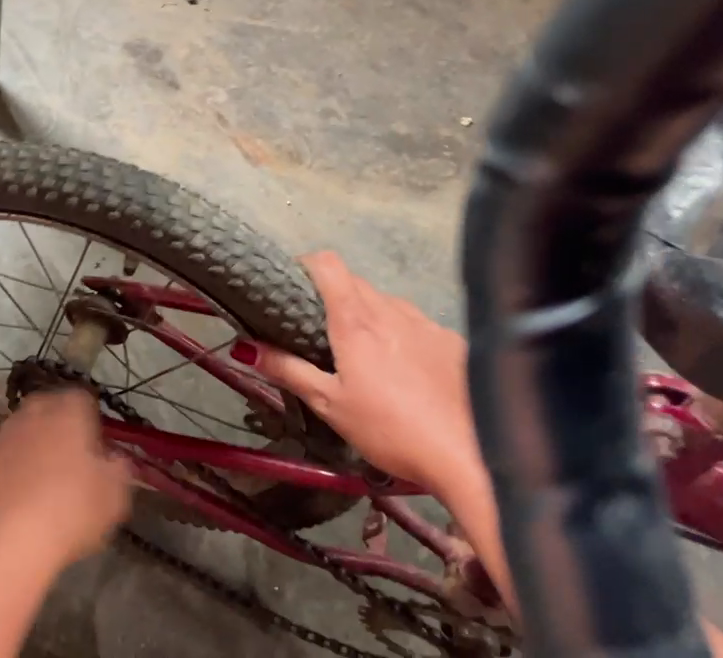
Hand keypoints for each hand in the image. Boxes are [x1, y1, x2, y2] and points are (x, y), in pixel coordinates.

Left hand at [0, 391, 133, 569]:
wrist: (8, 539)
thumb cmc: (70, 512)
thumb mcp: (114, 497)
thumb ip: (119, 470)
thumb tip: (116, 460)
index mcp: (68, 413)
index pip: (82, 398)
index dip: (91, 419)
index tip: (96, 446)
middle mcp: (32, 413)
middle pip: (48, 408)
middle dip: (58, 427)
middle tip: (71, 461)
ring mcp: (0, 433)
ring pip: (20, 429)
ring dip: (29, 444)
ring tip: (39, 480)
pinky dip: (3, 465)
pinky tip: (10, 491)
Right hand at [250, 251, 480, 494]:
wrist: (478, 459)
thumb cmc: (392, 429)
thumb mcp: (330, 405)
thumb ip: (287, 370)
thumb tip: (244, 346)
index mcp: (356, 320)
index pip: (327, 263)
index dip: (306, 264)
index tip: (292, 284)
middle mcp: (392, 310)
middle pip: (355, 282)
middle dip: (332, 295)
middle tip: (318, 328)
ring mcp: (428, 324)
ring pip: (387, 302)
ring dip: (368, 314)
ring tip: (362, 352)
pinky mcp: (455, 343)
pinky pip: (417, 324)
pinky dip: (401, 334)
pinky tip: (406, 371)